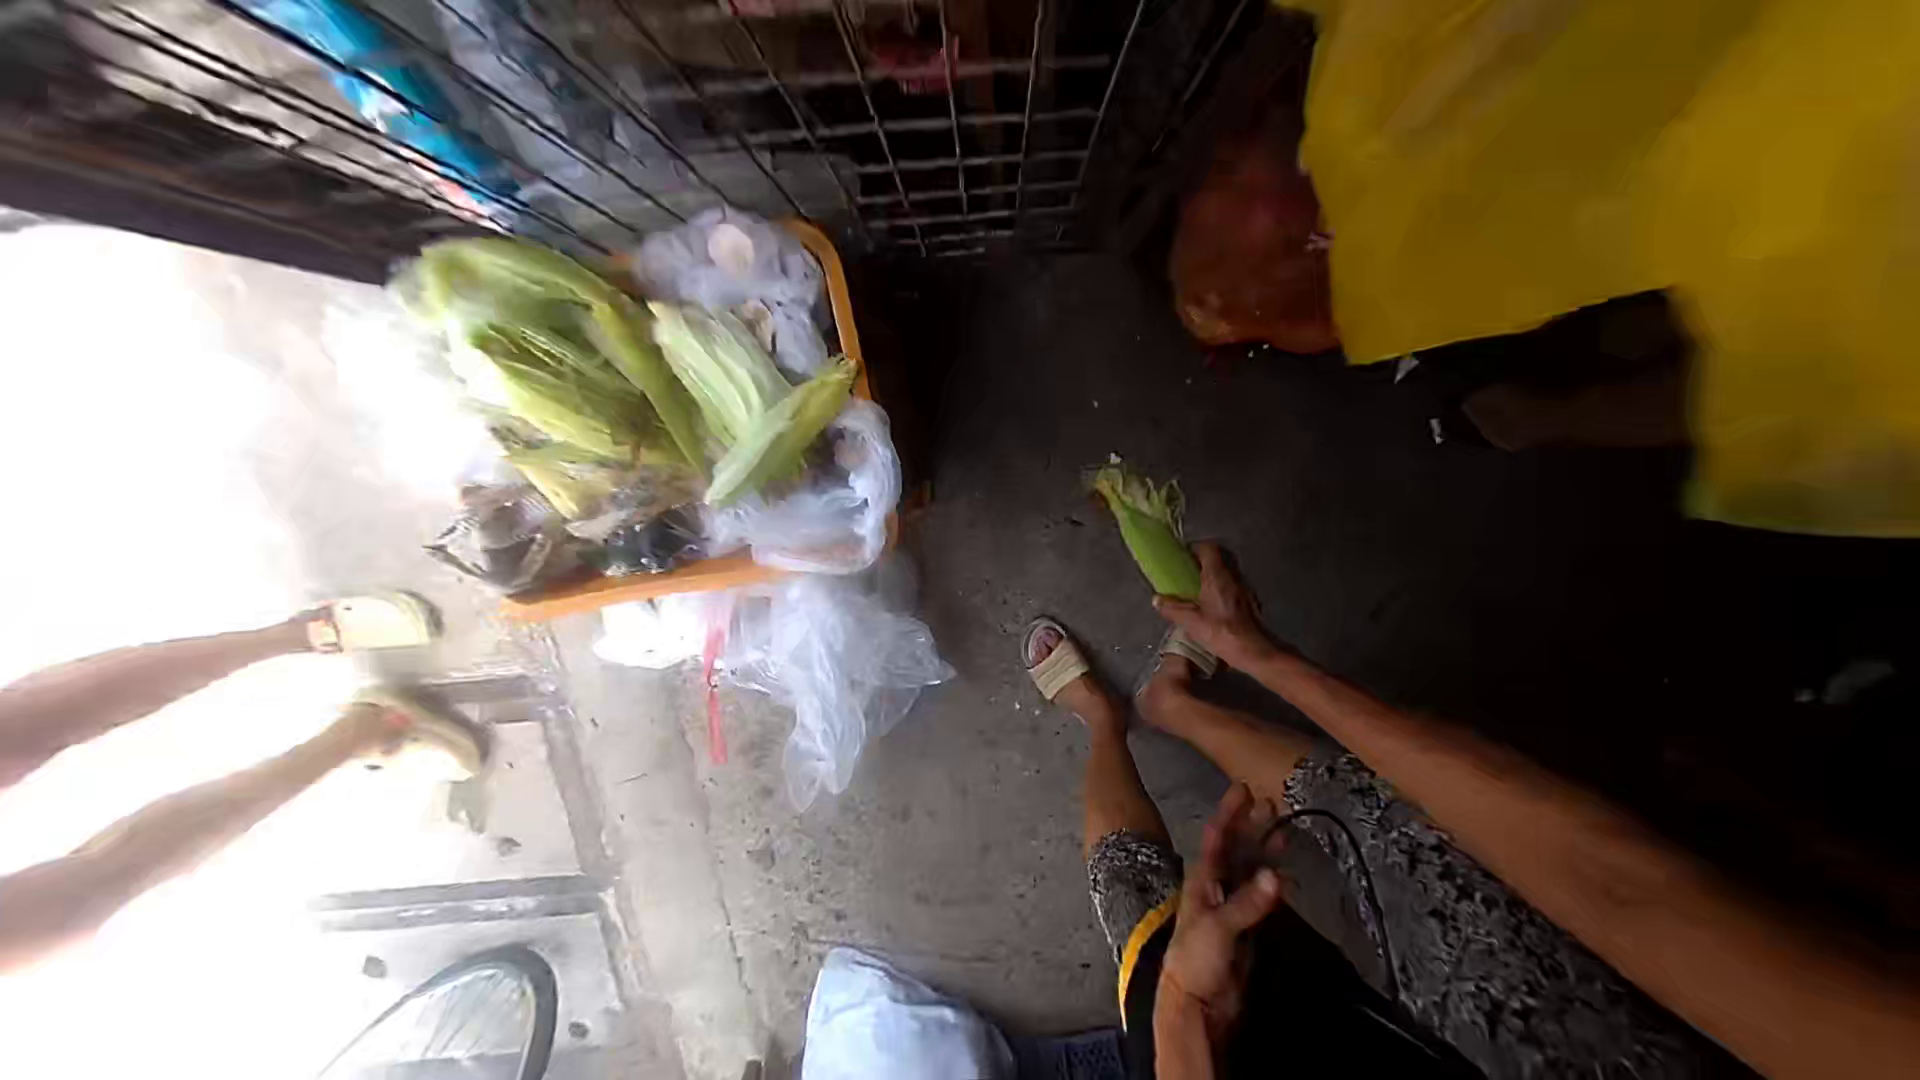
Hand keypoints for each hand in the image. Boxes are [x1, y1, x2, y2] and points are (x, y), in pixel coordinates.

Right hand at [1153, 542, 1277, 667]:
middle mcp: (1233, 578)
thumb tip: (1157, 600)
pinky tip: (1214, 606)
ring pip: (1228, 573)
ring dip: (1214, 576)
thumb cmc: (1220, 631)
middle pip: (1220, 558)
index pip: (1208, 548)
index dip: (1195, 548)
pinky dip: (1223, 590)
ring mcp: (1245, 589)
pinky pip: (1234, 587)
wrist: (1253, 650)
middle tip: (1189, 573)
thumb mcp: (1189, 621)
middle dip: (1204, 562)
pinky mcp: (1251, 602)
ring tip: (1199, 590)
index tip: (1183, 557)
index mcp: (1216, 576)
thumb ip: (1171, 608)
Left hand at [1157, 784, 1286, 1047]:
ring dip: (1264, 850)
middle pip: (1236, 847)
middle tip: (1271, 801)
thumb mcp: (1219, 928)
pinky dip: (1272, 883)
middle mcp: (1216, 885)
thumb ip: (1247, 903)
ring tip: (1283, 830)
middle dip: (1252, 825)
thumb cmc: (1196, 958)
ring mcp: (1231, 904)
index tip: (1242, 787)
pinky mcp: (1246, 926)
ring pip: (1250, 868)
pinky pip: (1261, 896)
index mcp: (1202, 878)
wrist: (1196, 1003)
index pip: (1217, 836)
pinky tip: (1285, 873)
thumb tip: (1277, 874)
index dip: (1229, 811)